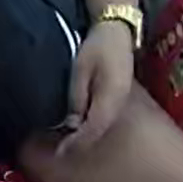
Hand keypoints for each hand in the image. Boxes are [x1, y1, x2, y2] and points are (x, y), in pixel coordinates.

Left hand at [57, 19, 134, 155]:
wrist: (117, 31)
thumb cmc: (97, 47)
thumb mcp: (81, 70)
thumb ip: (77, 98)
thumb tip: (72, 124)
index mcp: (110, 96)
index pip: (93, 128)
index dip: (76, 142)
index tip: (61, 151)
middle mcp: (119, 104)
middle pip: (98, 132)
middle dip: (79, 143)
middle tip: (61, 150)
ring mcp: (121, 102)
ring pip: (102, 129)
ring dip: (85, 137)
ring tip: (68, 143)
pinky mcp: (120, 100)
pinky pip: (105, 120)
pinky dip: (91, 128)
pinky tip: (79, 129)